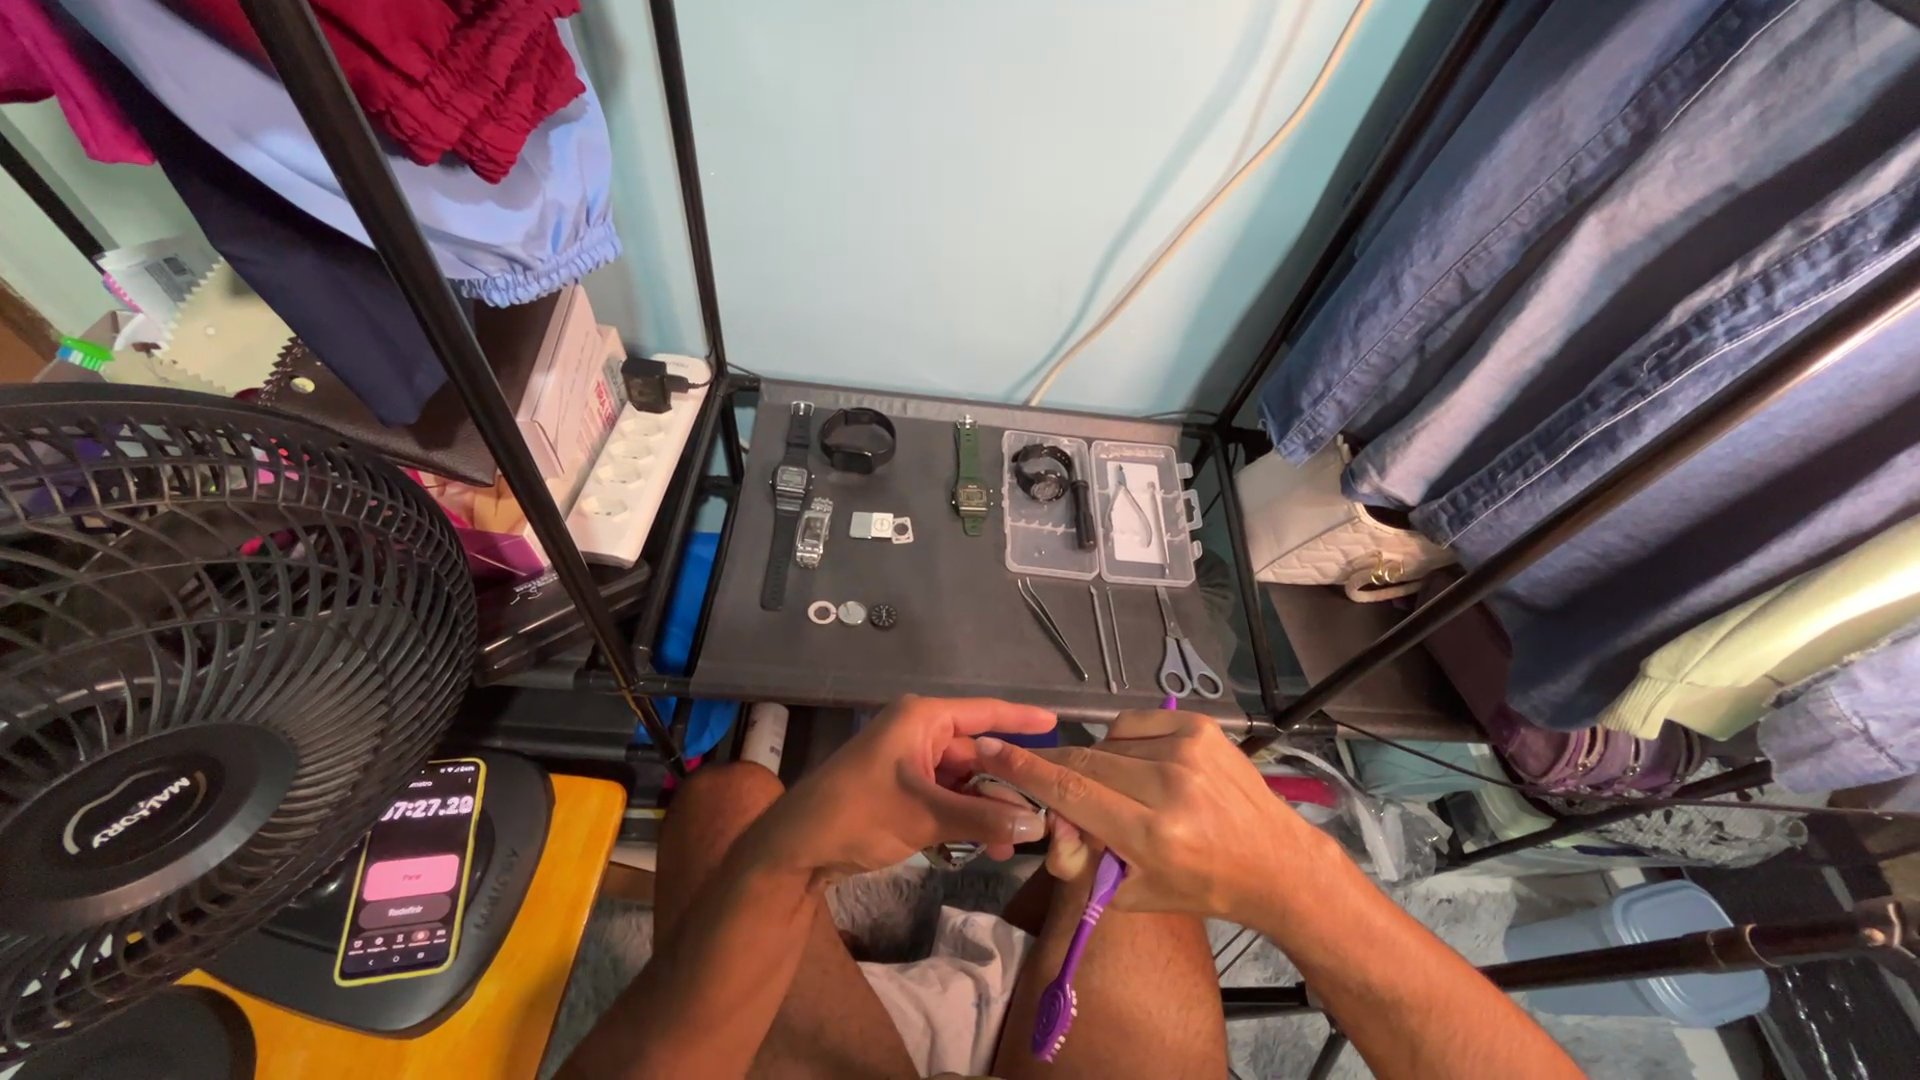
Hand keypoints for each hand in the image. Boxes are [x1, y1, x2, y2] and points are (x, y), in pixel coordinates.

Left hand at [756, 695, 1054, 881]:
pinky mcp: (902, 791)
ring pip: (964, 782)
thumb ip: (983, 818)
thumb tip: (1038, 825)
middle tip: (1047, 810)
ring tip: (1018, 843)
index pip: (984, 713)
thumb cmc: (858, 813)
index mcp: (922, 719)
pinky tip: (990, 845)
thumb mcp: (925, 815)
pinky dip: (966, 819)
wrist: (795, 848)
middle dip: (1008, 785)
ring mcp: (910, 763)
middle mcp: (919, 733)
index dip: (1021, 719)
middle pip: (977, 753)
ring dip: (988, 809)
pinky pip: (947, 799)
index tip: (1056, 723)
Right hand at [974, 710, 1340, 923]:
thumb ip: (1080, 858)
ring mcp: (1187, 750)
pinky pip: (1132, 724)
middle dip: (1053, 766)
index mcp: (1152, 835)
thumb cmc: (1200, 885)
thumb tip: (1047, 818)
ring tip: (1124, 790)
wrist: (1276, 861)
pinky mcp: (1200, 727)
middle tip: (1043, 776)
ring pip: (1106, 744)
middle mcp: (1169, 786)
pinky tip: (1145, 767)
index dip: (1022, 770)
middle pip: (1083, 761)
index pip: (1070, 791)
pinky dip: (1125, 744)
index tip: (988, 749)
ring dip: (1099, 763)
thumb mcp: (1134, 892)